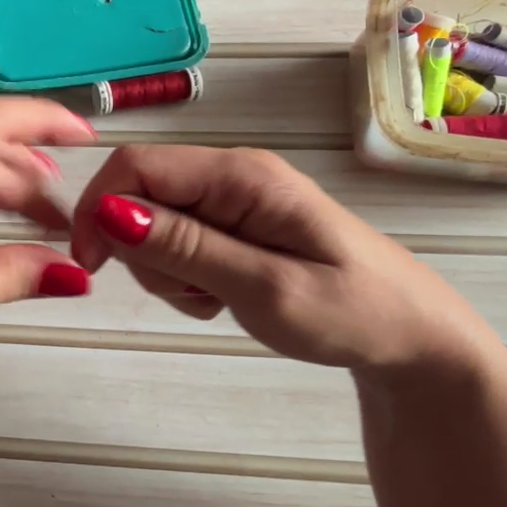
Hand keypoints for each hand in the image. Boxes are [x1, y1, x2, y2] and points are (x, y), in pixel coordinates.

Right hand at [68, 146, 506, 381]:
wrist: (414, 341)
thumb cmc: (354, 313)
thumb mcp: (265, 288)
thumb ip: (185, 247)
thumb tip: (108, 211)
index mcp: (240, 175)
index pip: (134, 165)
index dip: (97, 208)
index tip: (92, 266)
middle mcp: (229, 176)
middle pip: (136, 195)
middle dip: (137, 250)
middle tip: (189, 294)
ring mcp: (230, 201)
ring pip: (149, 225)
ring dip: (162, 270)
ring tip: (215, 299)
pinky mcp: (231, 225)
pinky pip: (173, 243)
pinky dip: (180, 277)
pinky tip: (220, 297)